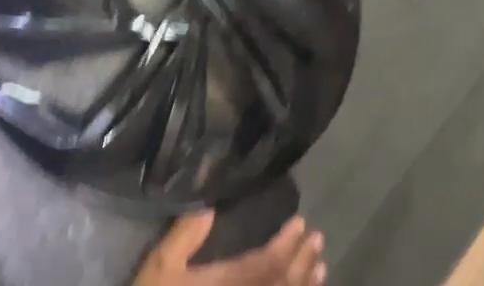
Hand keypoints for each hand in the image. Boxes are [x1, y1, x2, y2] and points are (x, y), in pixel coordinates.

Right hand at [132, 212, 324, 285]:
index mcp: (231, 282)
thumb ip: (187, 234)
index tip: (301, 223)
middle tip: (317, 238)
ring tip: (320, 266)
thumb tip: (210, 205)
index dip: (288, 243)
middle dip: (303, 260)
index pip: (270, 262)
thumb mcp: (163, 263)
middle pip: (286, 283)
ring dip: (306, 283)